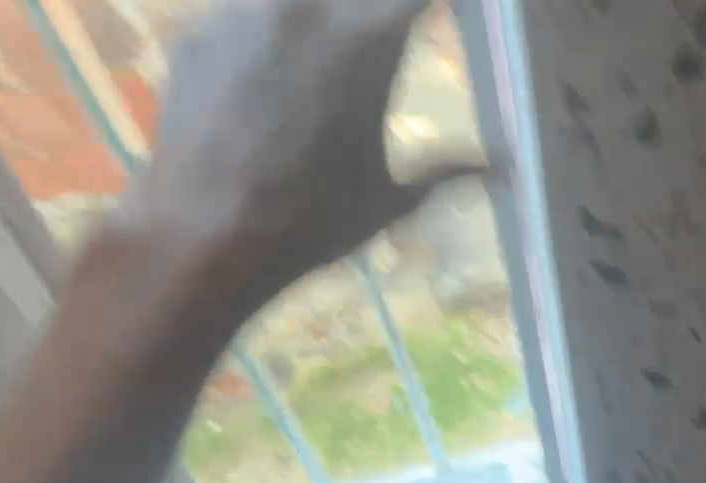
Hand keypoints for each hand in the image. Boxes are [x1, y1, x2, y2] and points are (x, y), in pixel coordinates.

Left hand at [119, 0, 484, 302]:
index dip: (433, 5)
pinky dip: (270, 36)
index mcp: (367, 43)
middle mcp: (307, 8)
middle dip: (374, 19)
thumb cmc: (314, 225)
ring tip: (318, 101)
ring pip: (298, 4)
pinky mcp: (199, 29)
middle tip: (374, 56)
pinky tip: (269, 91)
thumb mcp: (391, 200)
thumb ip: (448, 171)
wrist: (209, 236)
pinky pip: (246, 13)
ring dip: (319, 24)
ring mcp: (244, 10)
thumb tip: (505, 169)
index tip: (443, 14)